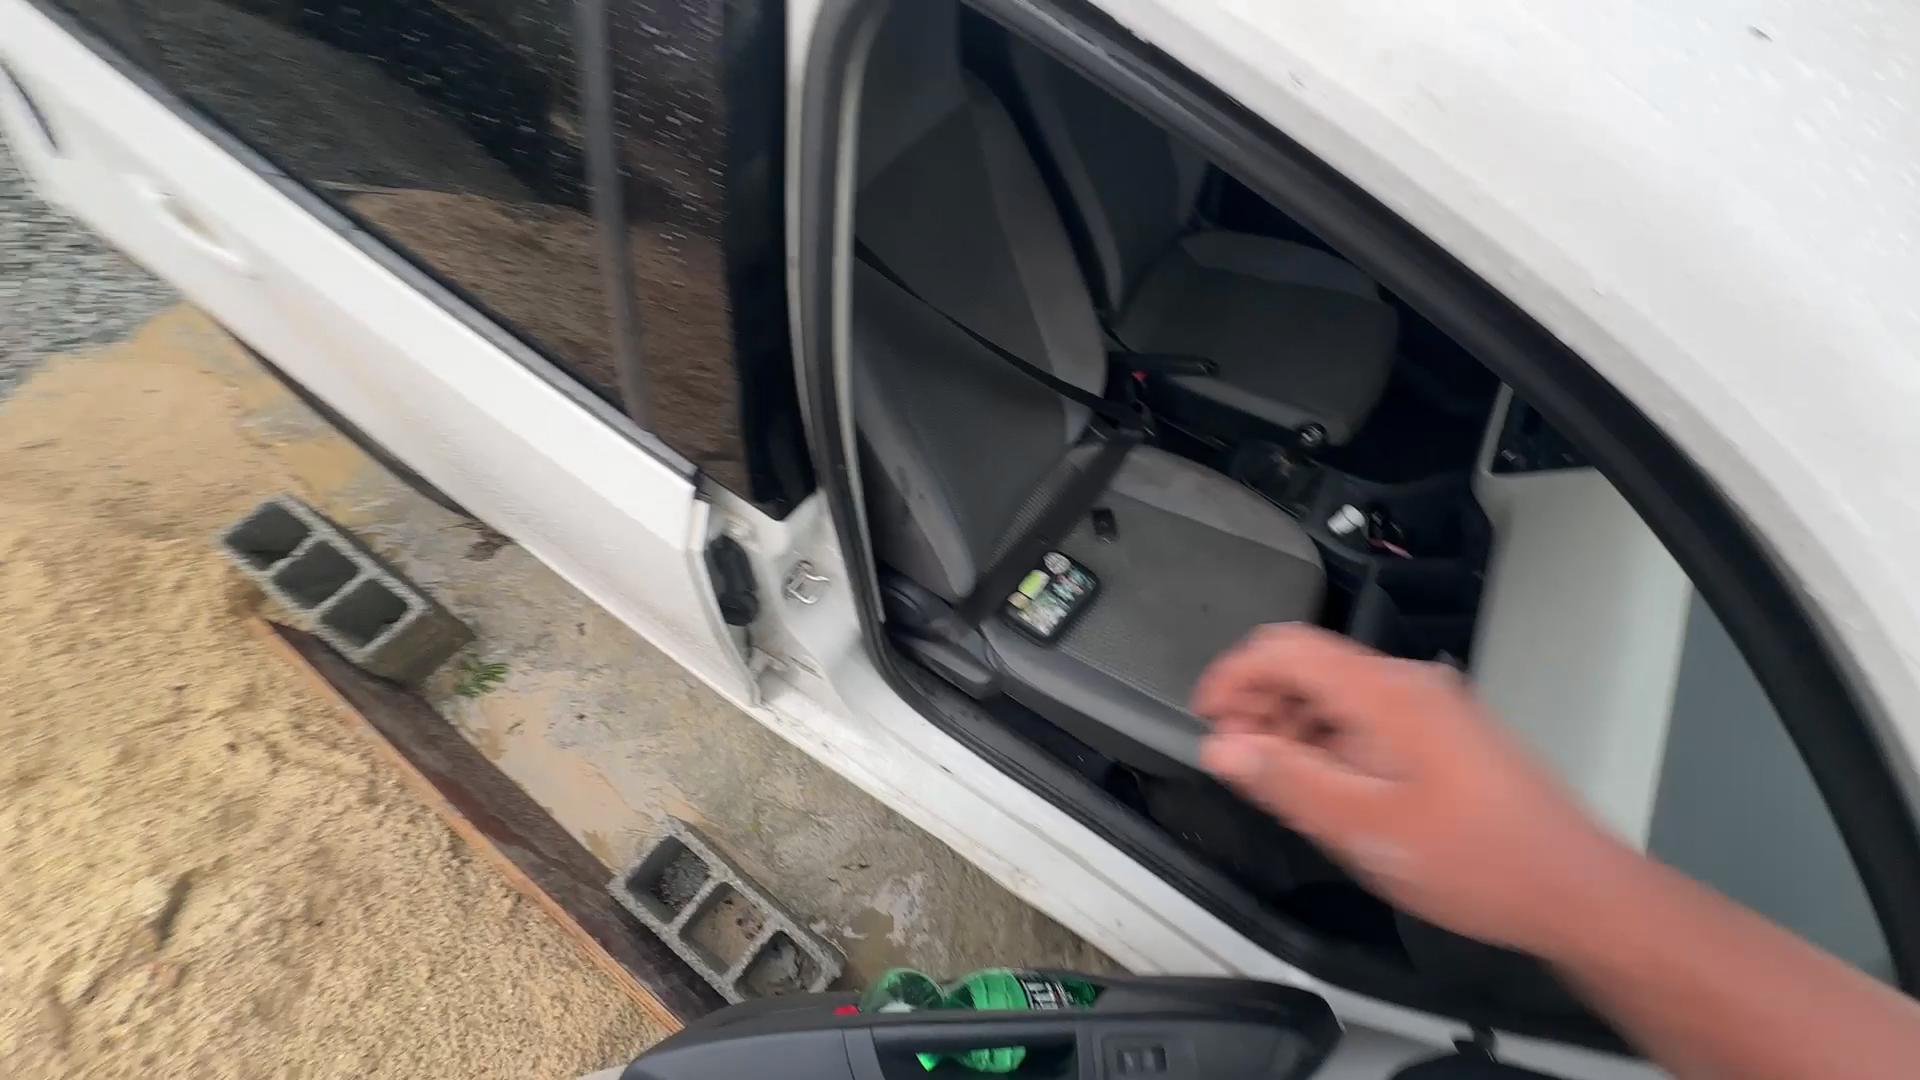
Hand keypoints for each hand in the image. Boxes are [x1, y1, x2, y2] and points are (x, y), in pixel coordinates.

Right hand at [1191, 624, 1632, 954]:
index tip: (1205, 715)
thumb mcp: (1362, 827)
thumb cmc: (1477, 861)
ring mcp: (1422, 701)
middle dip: (1256, 701)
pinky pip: (1356, 710)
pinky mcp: (1433, 726)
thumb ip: (1283, 780)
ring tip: (1273, 774)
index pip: (1283, 647)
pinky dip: (1321, 734)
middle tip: (1237, 755)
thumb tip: (1219, 747)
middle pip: (1303, 663)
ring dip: (1286, 720)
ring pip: (1327, 687)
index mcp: (1383, 692)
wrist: (1580, 893)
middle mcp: (1402, 681)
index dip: (1232, 674)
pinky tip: (1319, 779)